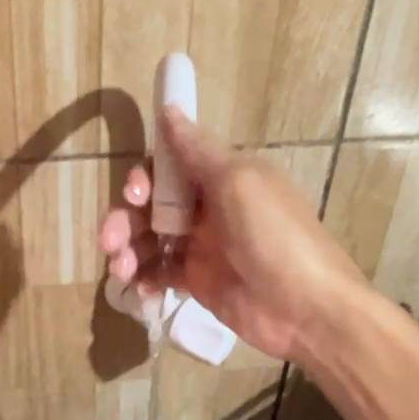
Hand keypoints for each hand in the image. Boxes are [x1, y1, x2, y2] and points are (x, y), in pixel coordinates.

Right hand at [98, 109, 367, 362]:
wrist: (308, 310)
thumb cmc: (275, 237)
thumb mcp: (239, 182)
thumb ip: (198, 150)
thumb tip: (168, 109)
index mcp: (222, 176)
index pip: (167, 167)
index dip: (142, 179)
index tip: (134, 196)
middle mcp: (209, 207)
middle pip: (151, 205)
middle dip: (124, 219)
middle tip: (110, 243)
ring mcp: (203, 246)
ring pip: (149, 239)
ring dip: (128, 250)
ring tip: (122, 271)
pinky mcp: (199, 282)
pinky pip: (160, 272)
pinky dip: (144, 277)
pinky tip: (141, 289)